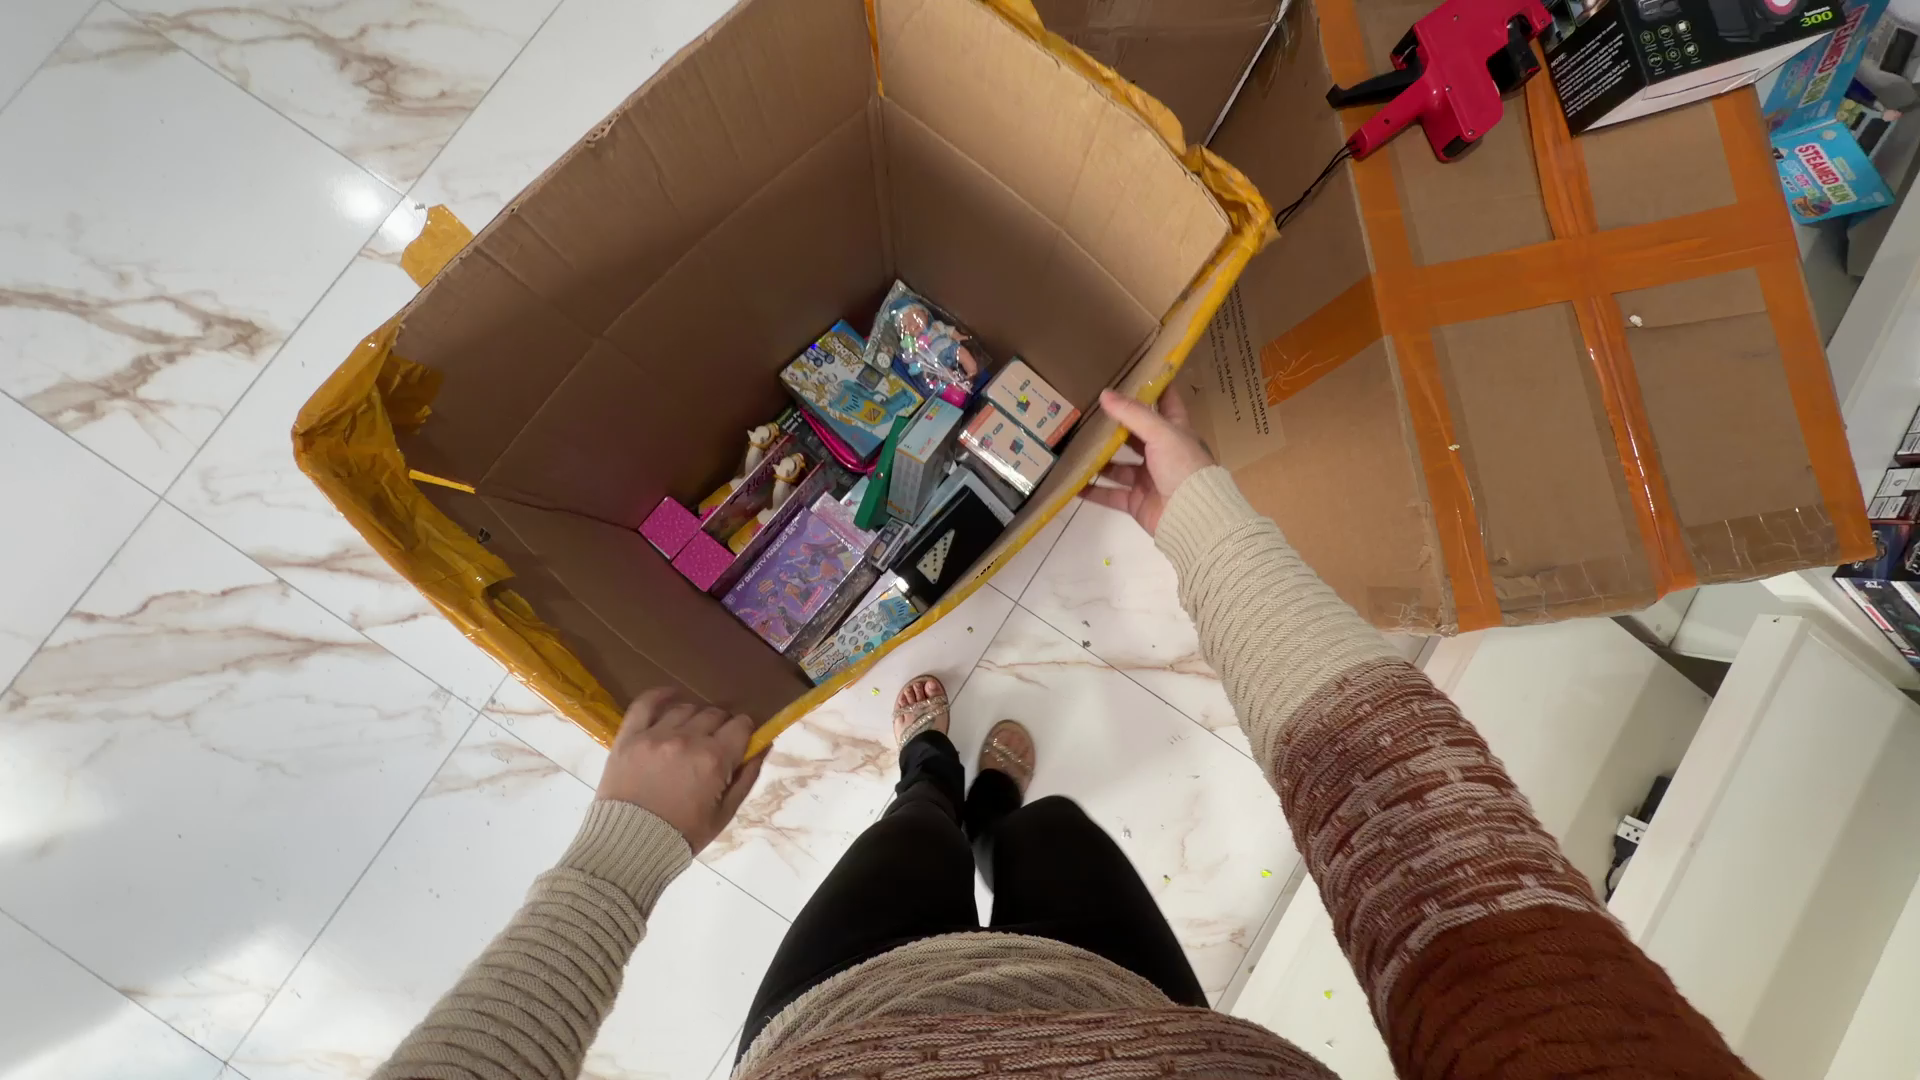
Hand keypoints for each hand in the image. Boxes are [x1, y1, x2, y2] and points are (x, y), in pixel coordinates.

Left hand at [596, 688, 765, 854]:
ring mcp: (656, 736)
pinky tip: (671, 696)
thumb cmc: (682, 835)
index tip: (740, 743)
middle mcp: (688, 740)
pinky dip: (661, 695)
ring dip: (695, 718)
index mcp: (714, 759)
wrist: (628, 849)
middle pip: (715, 714)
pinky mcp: (629, 738)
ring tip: (690, 735)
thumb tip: (765, 744)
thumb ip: (748, 775)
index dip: (745, 732)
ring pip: (687, 708)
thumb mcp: (725, 812)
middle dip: (721, 727)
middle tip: (714, 745)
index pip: (742, 724)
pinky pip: (645, 704)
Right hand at [1085, 386, 1215, 535]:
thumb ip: (1132, 414)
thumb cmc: (1183, 466)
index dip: (1152, 387)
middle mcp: (1162, 453)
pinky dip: (1092, 491)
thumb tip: (1105, 394)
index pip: (1166, 402)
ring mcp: (1148, 479)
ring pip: (1117, 466)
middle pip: (1134, 435)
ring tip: (1073, 446)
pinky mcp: (1136, 501)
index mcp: (1175, 431)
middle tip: (1087, 412)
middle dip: (1113, 426)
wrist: (1191, 515)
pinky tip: (1073, 483)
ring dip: (1098, 459)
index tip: (1132, 371)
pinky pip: (1109, 494)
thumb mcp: (1161, 433)